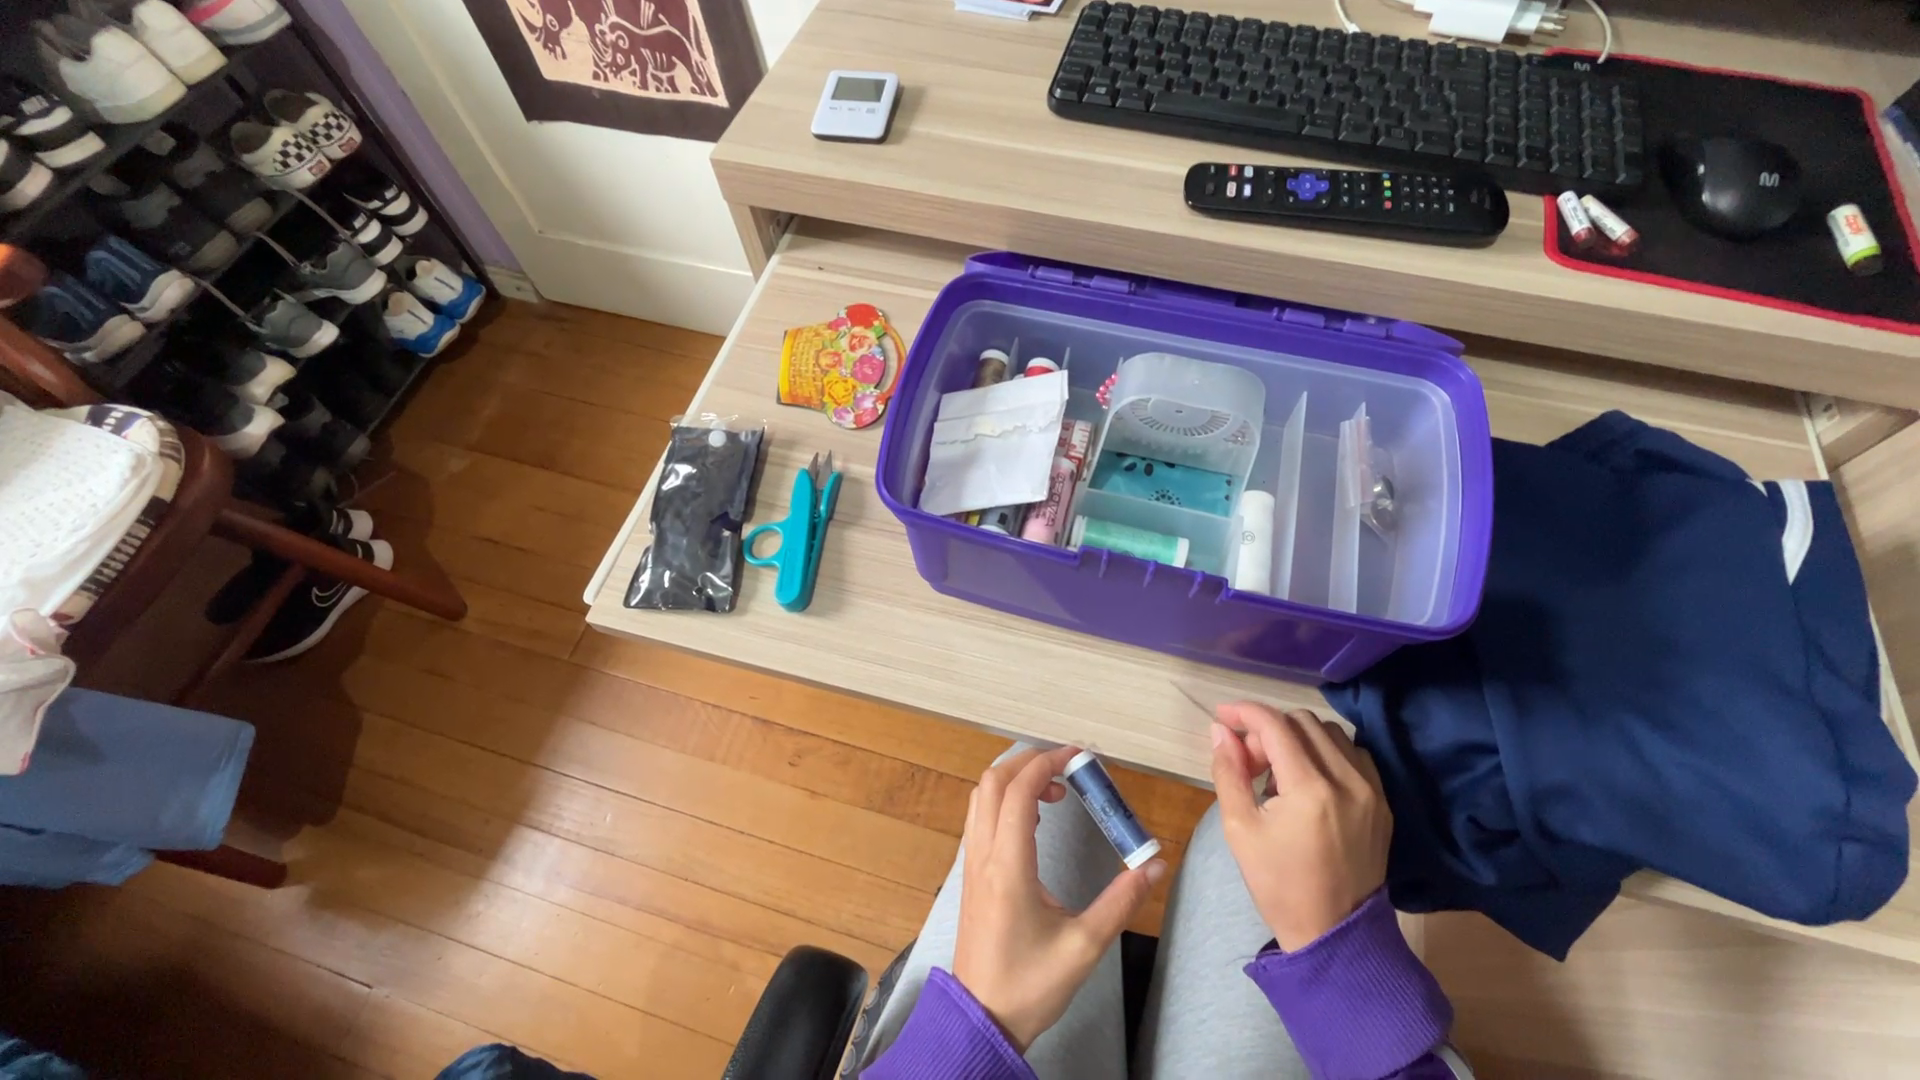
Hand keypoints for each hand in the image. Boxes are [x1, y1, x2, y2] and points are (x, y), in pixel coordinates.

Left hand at [952, 746, 1166, 1051]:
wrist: (981, 1018)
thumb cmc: (1029, 985)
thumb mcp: (1084, 945)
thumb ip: (1121, 901)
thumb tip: (1153, 864)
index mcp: (1008, 865)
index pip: (1019, 789)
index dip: (1047, 762)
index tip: (1079, 756)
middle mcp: (983, 855)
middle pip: (992, 781)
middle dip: (1029, 761)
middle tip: (1067, 768)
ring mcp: (971, 864)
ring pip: (981, 796)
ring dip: (1014, 779)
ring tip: (1055, 792)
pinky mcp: (971, 875)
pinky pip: (980, 818)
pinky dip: (1003, 800)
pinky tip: (1033, 820)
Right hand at [1210, 704, 1390, 951]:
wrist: (1334, 934)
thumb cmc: (1278, 884)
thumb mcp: (1240, 829)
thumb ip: (1228, 772)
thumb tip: (1220, 731)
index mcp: (1310, 789)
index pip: (1275, 725)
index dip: (1244, 712)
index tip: (1222, 715)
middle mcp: (1348, 781)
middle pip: (1303, 722)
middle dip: (1268, 730)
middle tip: (1248, 759)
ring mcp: (1371, 791)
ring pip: (1330, 734)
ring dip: (1297, 738)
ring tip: (1277, 771)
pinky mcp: (1382, 803)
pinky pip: (1354, 755)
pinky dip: (1326, 752)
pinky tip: (1308, 778)